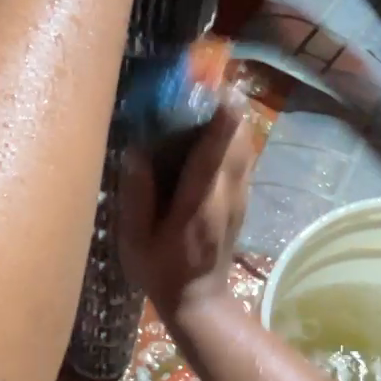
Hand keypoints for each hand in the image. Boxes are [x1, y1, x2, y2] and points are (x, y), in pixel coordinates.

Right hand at [118, 96, 257, 322]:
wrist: (199, 302)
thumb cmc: (160, 271)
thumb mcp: (134, 241)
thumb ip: (136, 196)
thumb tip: (136, 151)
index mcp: (198, 205)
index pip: (215, 154)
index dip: (221, 118)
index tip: (219, 86)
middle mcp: (226, 196)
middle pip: (239, 140)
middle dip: (227, 106)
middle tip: (206, 78)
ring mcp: (240, 197)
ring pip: (246, 145)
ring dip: (231, 116)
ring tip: (208, 92)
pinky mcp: (241, 198)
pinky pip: (242, 156)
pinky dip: (231, 134)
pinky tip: (212, 124)